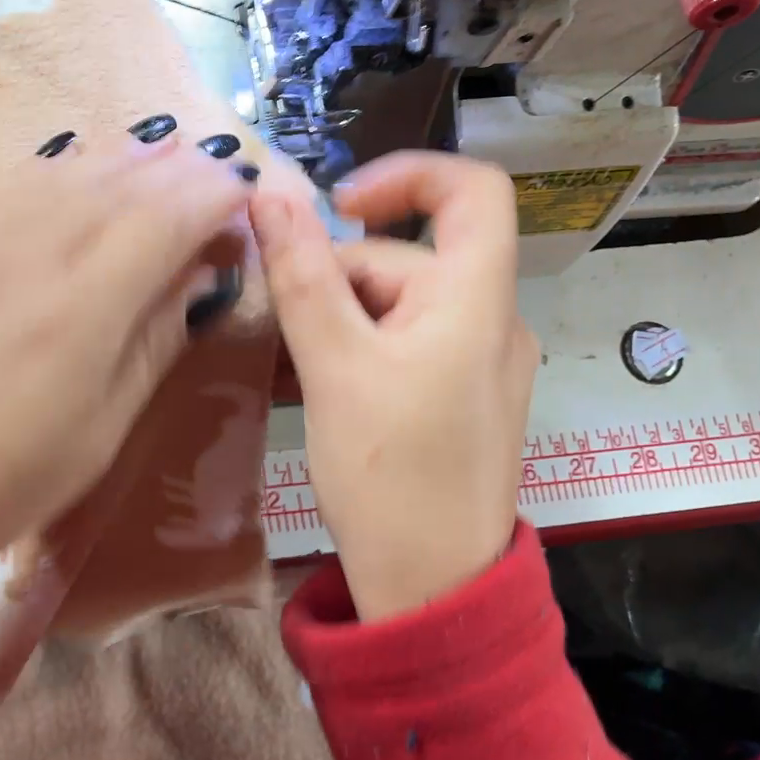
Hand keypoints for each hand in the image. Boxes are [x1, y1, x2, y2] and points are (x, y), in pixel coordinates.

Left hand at [0, 132, 254, 578]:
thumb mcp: (96, 436)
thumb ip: (150, 348)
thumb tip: (197, 281)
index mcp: (81, 311)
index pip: (164, 222)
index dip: (211, 197)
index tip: (242, 191)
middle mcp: (27, 255)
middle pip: (115, 186)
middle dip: (171, 168)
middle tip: (206, 159)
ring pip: (57, 175)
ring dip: (114, 159)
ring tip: (151, 149)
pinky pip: (3, 189)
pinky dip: (49, 171)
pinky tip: (65, 170)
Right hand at [251, 152, 536, 620]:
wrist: (431, 584)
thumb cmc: (388, 471)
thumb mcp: (335, 368)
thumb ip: (302, 277)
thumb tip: (270, 193)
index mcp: (475, 300)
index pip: (471, 190)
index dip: (406, 175)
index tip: (336, 204)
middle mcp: (488, 324)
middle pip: (407, 264)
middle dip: (335, 281)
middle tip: (272, 325)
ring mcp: (475, 370)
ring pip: (397, 314)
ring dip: (336, 324)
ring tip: (282, 364)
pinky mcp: (457, 408)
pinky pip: (404, 356)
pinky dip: (356, 357)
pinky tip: (310, 387)